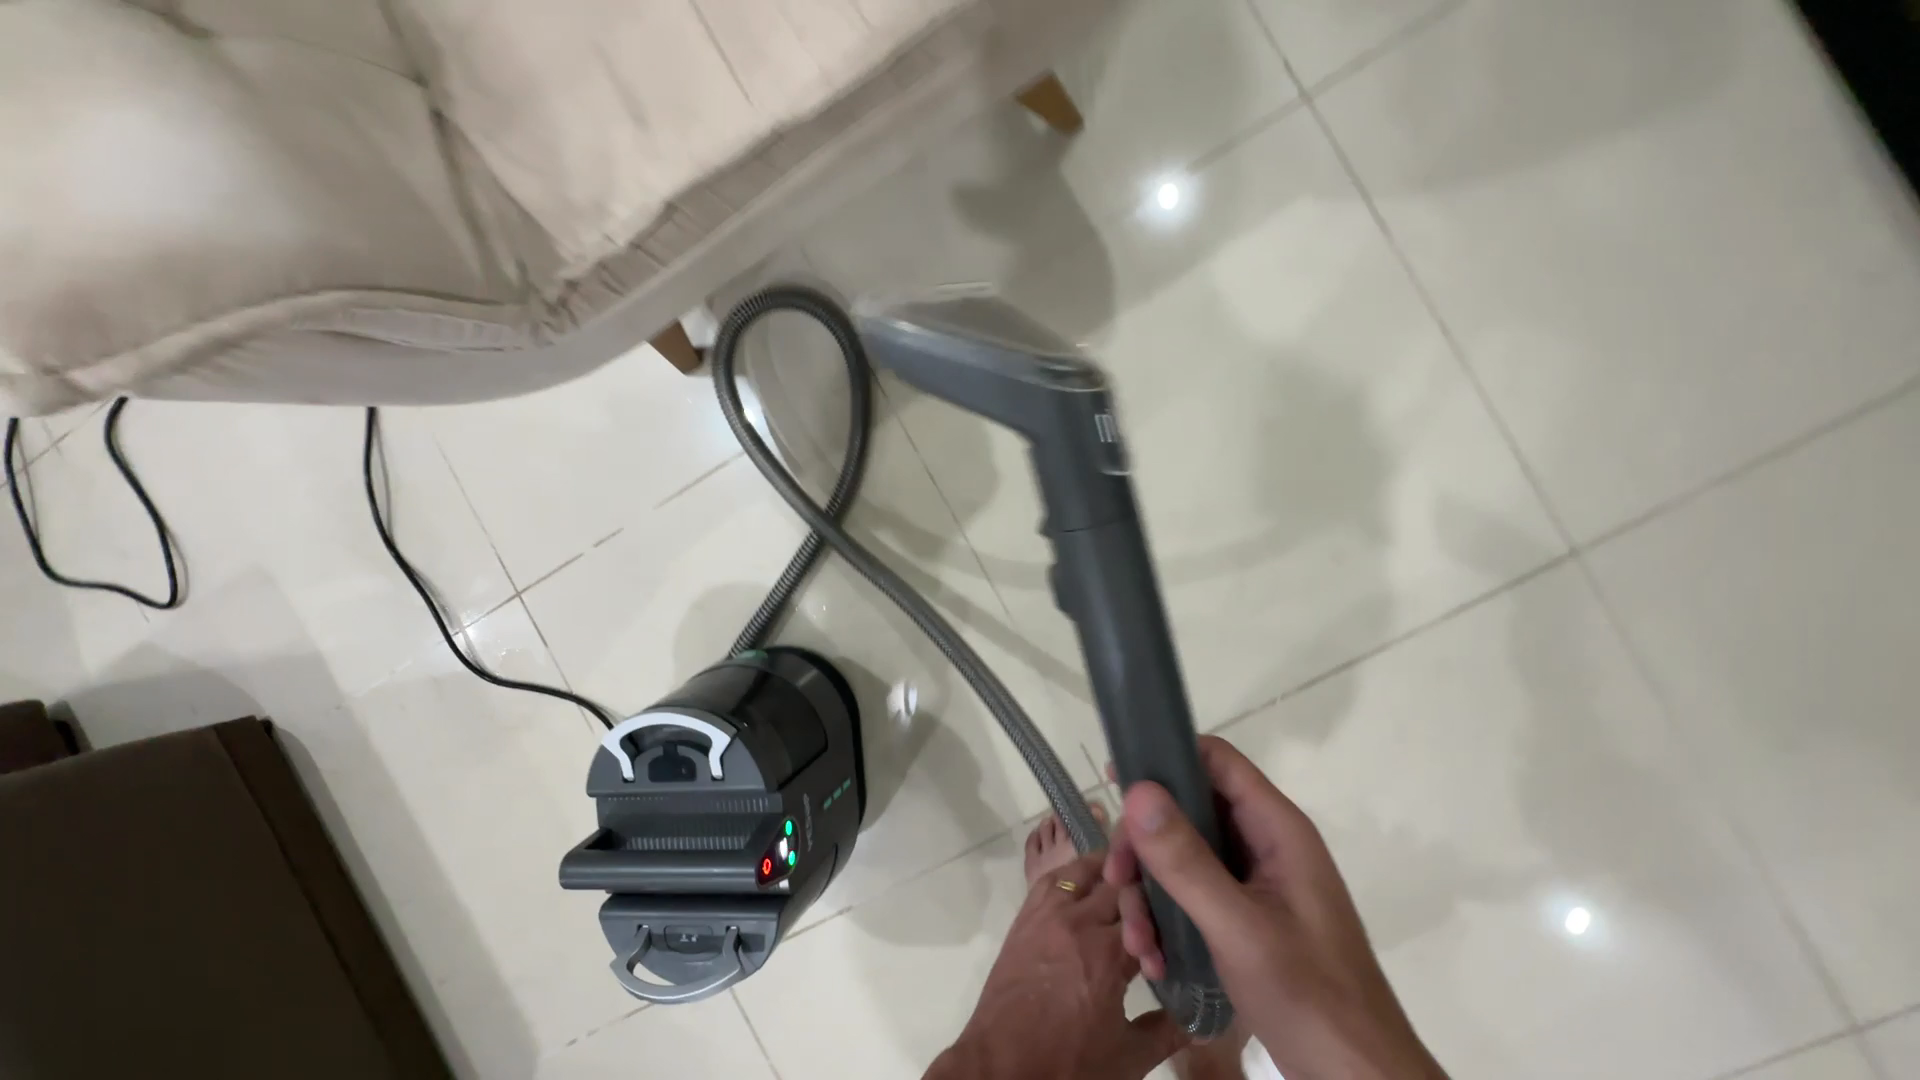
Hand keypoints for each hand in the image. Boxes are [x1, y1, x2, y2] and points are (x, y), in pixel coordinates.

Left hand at [927, 851, 1187, 1079]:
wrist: (1001, 1066)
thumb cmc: (1067, 1065)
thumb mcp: (1128, 1057)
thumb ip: (1168, 1032)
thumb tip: (1202, 1021)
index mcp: (1107, 954)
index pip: (1151, 917)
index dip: (1167, 927)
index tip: (1175, 940)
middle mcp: (1078, 921)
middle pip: (1123, 885)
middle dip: (1145, 896)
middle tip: (1157, 914)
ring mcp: (1048, 913)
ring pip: (1088, 869)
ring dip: (1112, 873)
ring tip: (1130, 885)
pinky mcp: (1026, 914)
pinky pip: (1055, 877)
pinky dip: (1077, 875)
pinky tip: (1091, 885)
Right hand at [1104, 737, 1448, 1079]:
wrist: (1356, 1078)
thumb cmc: (1308, 996)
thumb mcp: (1236, 926)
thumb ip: (1185, 859)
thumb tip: (1136, 790)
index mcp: (1277, 829)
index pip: (1217, 761)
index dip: (1166, 758)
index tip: (1115, 779)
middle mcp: (1265, 844)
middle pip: (1188, 812)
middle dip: (1145, 845)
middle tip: (1118, 881)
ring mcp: (1255, 882)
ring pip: (1183, 857)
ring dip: (1150, 893)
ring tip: (1139, 944)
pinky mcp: (1246, 916)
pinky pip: (1192, 896)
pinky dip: (1167, 921)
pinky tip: (1155, 960)